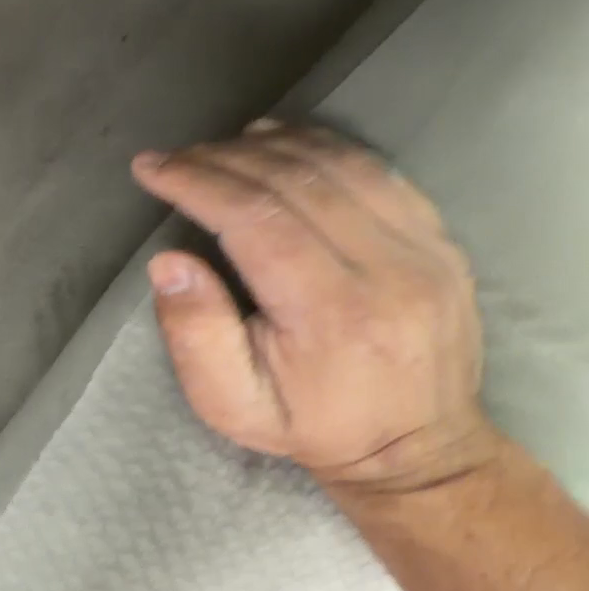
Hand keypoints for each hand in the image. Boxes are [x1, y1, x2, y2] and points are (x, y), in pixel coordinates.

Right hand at [132, 121, 497, 493]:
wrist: (419, 449)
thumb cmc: (308, 422)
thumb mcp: (228, 401)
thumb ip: (193, 333)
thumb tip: (167, 261)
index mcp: (333, 313)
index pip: (256, 218)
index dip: (195, 181)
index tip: (149, 167)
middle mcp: (390, 272)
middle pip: (294, 183)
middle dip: (217, 159)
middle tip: (169, 158)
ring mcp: (427, 253)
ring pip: (336, 166)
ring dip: (263, 146)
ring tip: (212, 150)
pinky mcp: (441, 243)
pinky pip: (376, 171)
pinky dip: (317, 145)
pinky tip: (274, 141)